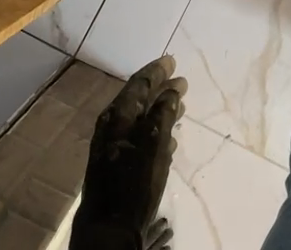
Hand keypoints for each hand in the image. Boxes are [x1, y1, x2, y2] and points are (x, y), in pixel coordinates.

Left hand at [71, 57, 185, 249]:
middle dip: (160, 90)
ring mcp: (111, 146)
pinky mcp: (114, 165)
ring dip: (159, 111)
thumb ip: (162, 115)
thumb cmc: (134, 182)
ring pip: (139, 120)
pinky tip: (169, 142)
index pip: (139, 84)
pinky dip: (153, 132)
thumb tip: (171, 90)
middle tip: (181, 82)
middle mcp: (111, 126)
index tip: (172, 61)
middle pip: (138, 100)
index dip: (156, 71)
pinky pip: (137, 138)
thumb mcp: (154, 145)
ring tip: (180, 108)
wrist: (109, 228)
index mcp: (118, 116)